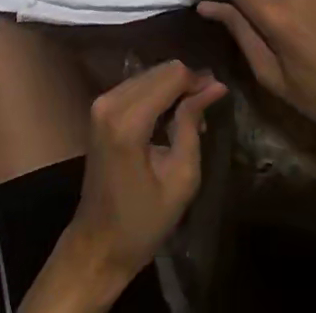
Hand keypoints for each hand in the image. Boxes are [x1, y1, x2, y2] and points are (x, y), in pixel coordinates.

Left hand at [64, 60, 227, 286]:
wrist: (97, 246)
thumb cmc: (143, 221)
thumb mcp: (181, 178)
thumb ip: (193, 124)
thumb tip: (216, 86)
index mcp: (128, 122)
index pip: (172, 76)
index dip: (199, 81)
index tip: (218, 96)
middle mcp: (110, 104)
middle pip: (161, 70)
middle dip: (188, 83)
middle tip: (208, 106)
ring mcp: (101, 104)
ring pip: (150, 74)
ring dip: (174, 88)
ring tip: (192, 115)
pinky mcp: (100, 109)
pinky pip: (137, 85)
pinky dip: (158, 93)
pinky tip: (171, 116)